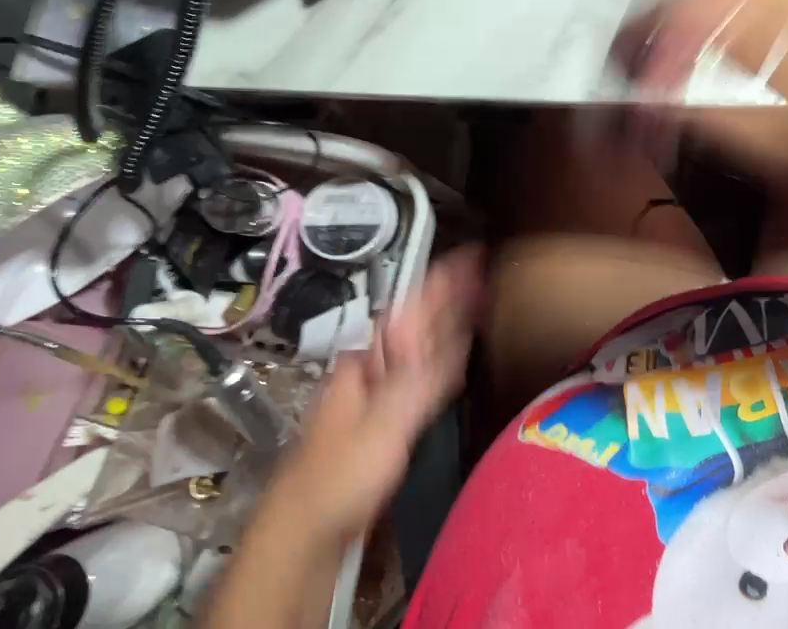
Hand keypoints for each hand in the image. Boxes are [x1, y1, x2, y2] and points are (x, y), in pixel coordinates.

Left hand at [263, 245, 481, 545]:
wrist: (310, 530)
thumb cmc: (338, 478)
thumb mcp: (377, 428)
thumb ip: (409, 382)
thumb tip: (436, 336)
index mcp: (366, 364)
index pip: (409, 310)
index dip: (438, 283)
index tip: (467, 257)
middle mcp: (373, 371)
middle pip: (415, 324)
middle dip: (446, 296)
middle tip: (478, 269)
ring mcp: (380, 395)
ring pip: (421, 347)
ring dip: (448, 321)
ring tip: (474, 297)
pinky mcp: (391, 421)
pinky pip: (425, 376)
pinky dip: (444, 358)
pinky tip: (456, 353)